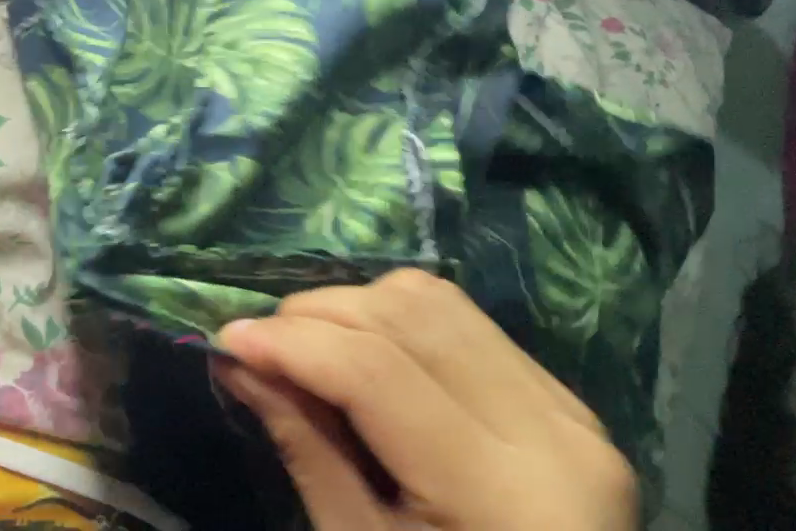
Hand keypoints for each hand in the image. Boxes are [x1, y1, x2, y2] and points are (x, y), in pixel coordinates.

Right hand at [215, 269, 637, 530]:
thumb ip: (304, 446)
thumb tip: (235, 358)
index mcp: (502, 496)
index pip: (375, 371)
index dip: (291, 344)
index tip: (227, 340)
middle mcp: (552, 433)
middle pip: (405, 316)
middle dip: (314, 314)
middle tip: (260, 343)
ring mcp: (568, 409)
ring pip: (434, 300)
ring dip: (353, 304)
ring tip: (309, 343)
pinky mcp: (564, 399)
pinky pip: (464, 320)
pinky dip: (398, 317)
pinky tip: (366, 348)